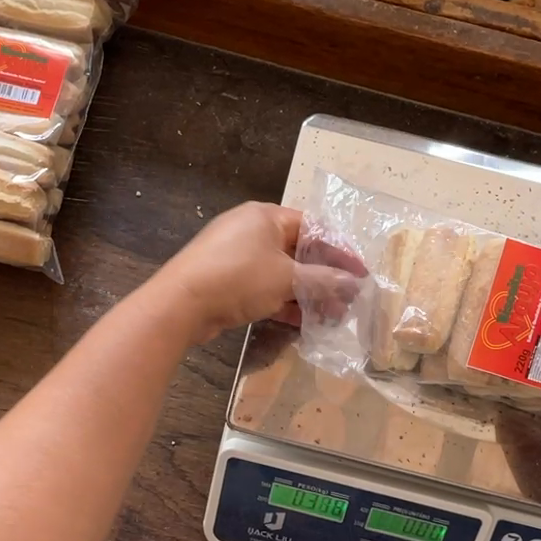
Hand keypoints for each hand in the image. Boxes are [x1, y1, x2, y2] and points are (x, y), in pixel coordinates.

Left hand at [150, 201, 365, 343]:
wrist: (181, 304)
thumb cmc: (238, 278)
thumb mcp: (287, 278)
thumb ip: (323, 281)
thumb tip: (352, 285)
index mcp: (266, 217)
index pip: (313, 228)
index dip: (339, 251)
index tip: (359, 274)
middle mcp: (252, 232)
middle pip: (298, 252)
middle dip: (325, 278)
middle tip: (348, 300)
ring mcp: (238, 258)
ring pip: (282, 274)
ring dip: (307, 294)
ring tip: (332, 316)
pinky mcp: (228, 283)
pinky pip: (265, 289)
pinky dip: (285, 302)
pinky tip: (305, 322)